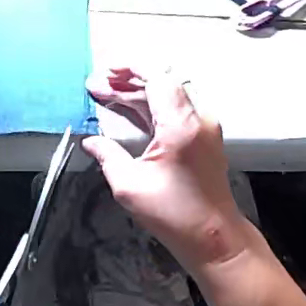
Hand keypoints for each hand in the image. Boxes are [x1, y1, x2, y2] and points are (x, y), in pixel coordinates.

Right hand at [83, 67, 261, 275]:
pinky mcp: (203, 139)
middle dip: (128, 81)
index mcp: (181, 125)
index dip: (131, 69)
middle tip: (98, 85)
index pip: (158, 77)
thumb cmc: (174, 214)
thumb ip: (107, 155)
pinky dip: (151, 107)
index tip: (107, 71)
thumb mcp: (129, 185)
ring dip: (138, 94)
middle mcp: (197, 119)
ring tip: (106, 94)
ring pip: (168, 96)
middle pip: (162, 82)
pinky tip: (127, 110)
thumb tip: (91, 142)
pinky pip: (175, 111)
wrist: (214, 237)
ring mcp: (203, 128)